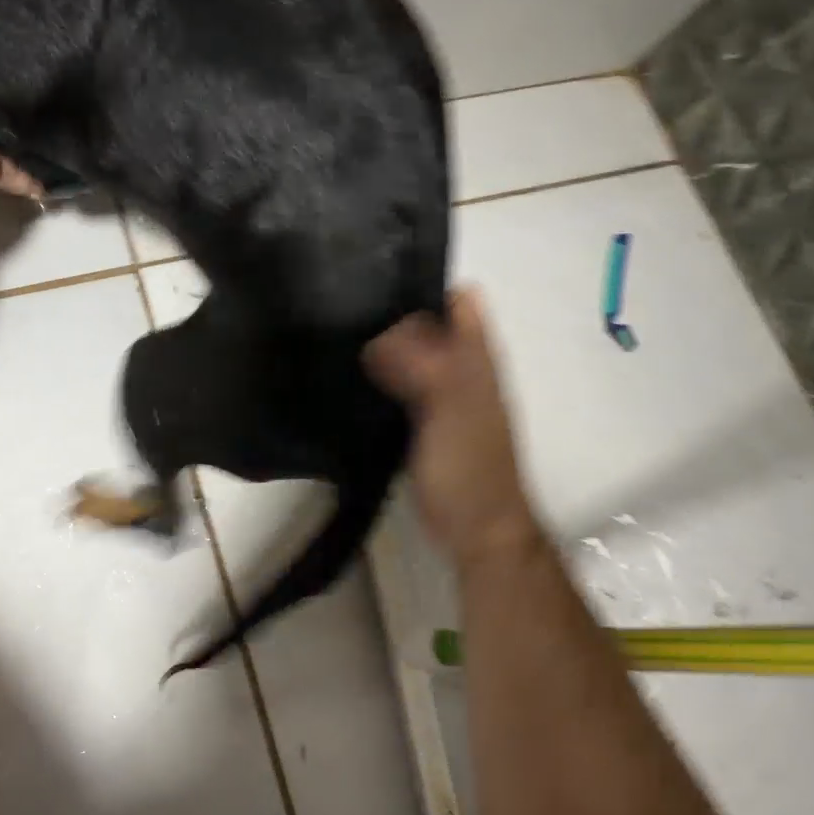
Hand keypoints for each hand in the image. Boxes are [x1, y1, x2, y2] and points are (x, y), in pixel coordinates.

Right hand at [364, 289, 543, 565]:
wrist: (478, 529)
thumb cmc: (470, 469)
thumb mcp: (452, 408)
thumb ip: (425, 365)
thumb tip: (380, 335)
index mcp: (478, 359)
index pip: (458, 301)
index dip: (424, 286)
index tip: (377, 285)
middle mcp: (463, 370)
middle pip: (430, 324)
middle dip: (394, 314)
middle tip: (343, 312)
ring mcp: (442, 397)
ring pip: (411, 355)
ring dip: (382, 347)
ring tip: (336, 339)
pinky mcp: (421, 423)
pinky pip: (397, 386)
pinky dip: (377, 378)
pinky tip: (347, 381)